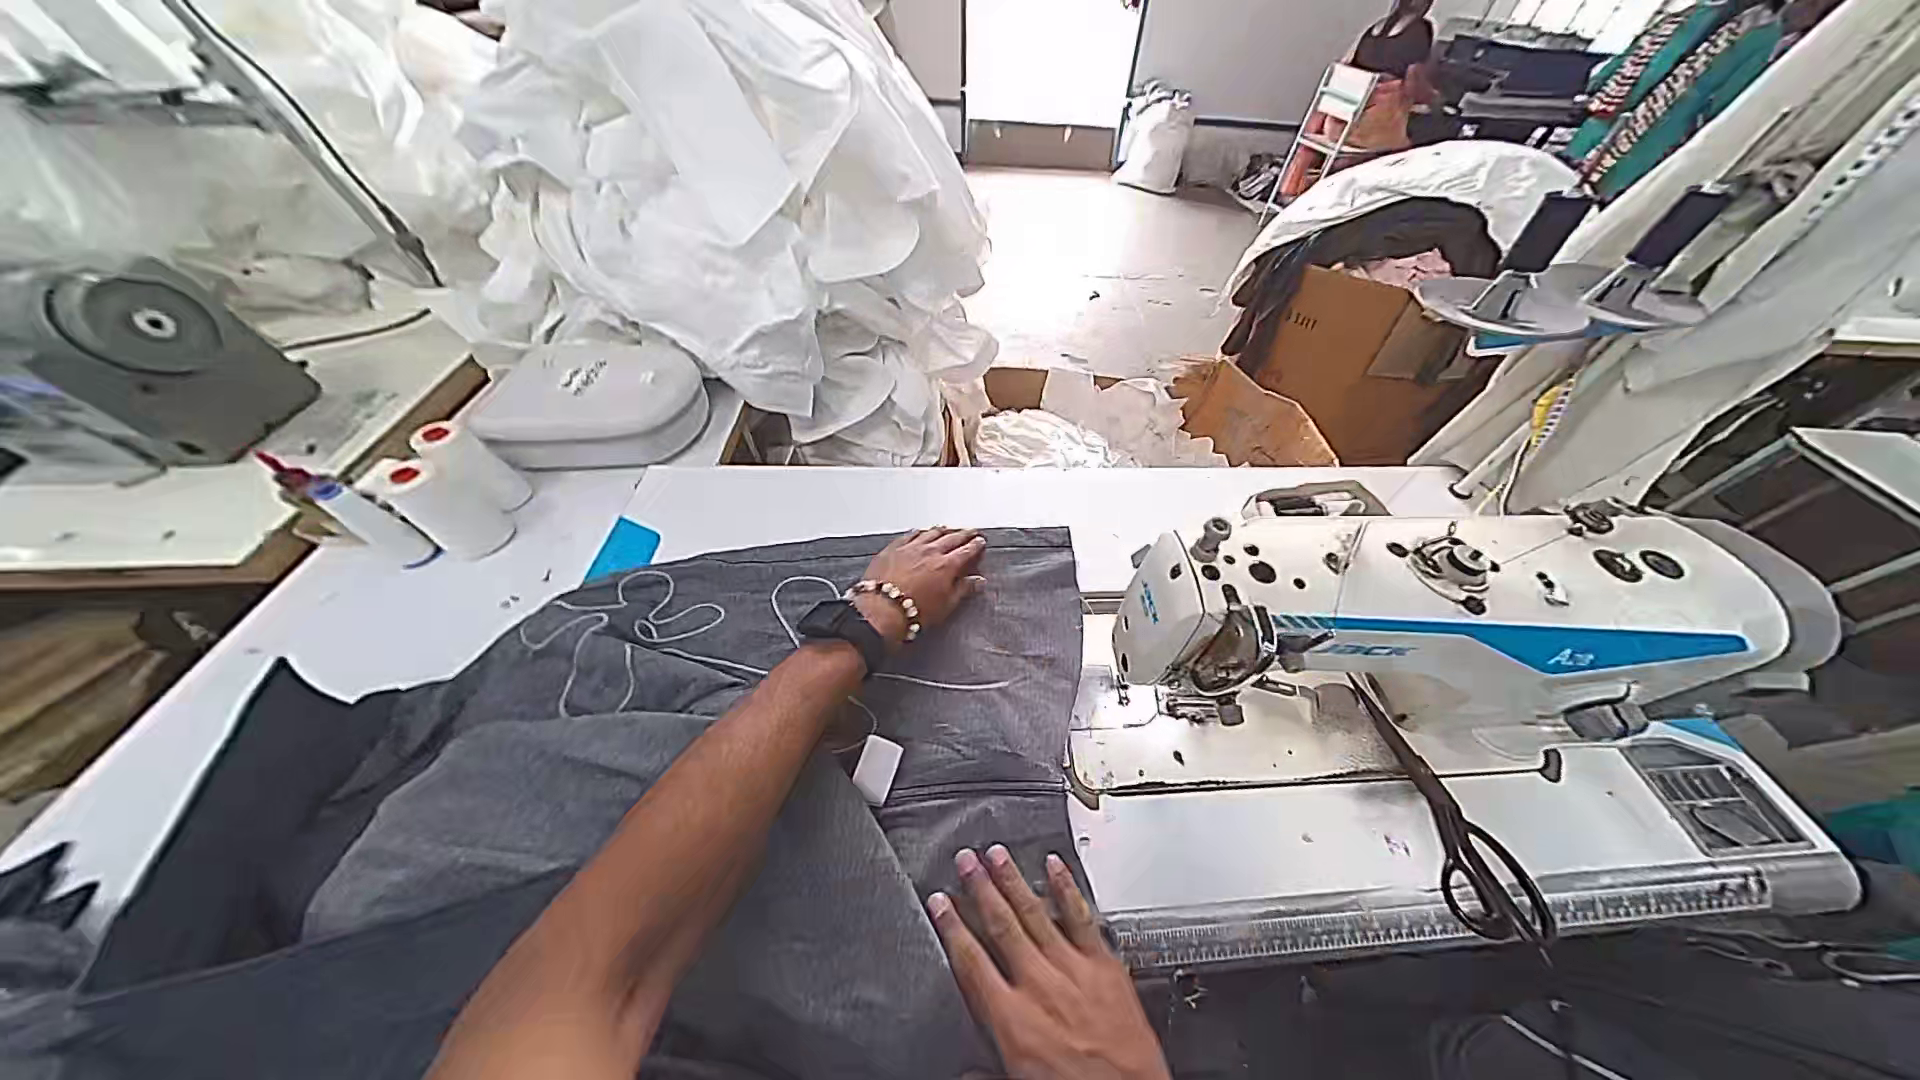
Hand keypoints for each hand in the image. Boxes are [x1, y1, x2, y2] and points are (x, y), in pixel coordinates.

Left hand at [853, 528, 987, 646]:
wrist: (881, 609)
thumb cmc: (912, 611)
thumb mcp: (946, 605)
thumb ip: (963, 589)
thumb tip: (977, 581)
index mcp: (946, 565)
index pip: (966, 551)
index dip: (975, 545)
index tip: (980, 542)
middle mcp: (930, 552)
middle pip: (952, 538)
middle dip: (963, 534)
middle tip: (970, 531)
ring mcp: (911, 548)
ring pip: (931, 533)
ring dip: (943, 530)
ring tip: (949, 528)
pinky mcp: (893, 549)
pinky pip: (909, 535)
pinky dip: (919, 532)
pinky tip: (920, 531)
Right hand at [927, 846, 1168, 1079]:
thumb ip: (987, 1067)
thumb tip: (964, 1068)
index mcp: (1013, 1022)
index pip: (972, 962)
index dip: (952, 927)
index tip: (940, 902)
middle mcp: (1039, 988)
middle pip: (1000, 925)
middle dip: (979, 888)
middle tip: (966, 860)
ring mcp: (1072, 971)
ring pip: (1035, 913)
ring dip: (1012, 880)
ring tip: (996, 853)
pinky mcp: (1104, 966)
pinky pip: (1080, 917)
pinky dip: (1066, 887)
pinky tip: (1054, 865)